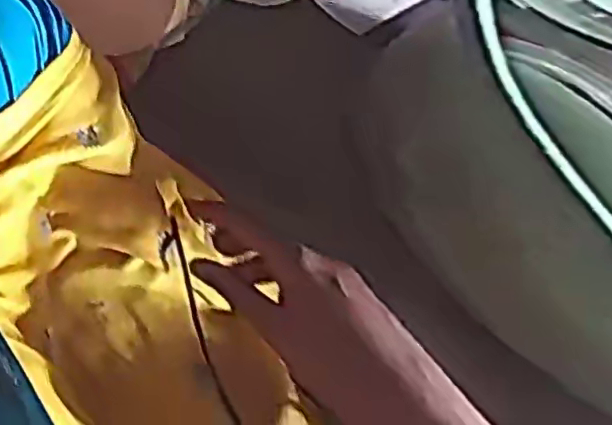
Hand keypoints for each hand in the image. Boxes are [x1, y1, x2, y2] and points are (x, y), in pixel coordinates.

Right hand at [187, 199, 488, 424]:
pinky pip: (314, 279)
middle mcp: (327, 264)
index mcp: (300, 262)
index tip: (190, 207)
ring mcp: (352, 284)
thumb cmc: (342, 370)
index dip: (214, 212)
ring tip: (244, 286)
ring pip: (293, 262)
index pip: (246, 223)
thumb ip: (235, 292)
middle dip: (237, 243)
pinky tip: (284, 308)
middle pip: (271, 241)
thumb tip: (202, 266)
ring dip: (262, 267)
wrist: (422, 415)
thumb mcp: (277, 331)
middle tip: (212, 251)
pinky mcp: (369, 305)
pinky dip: (288, 282)